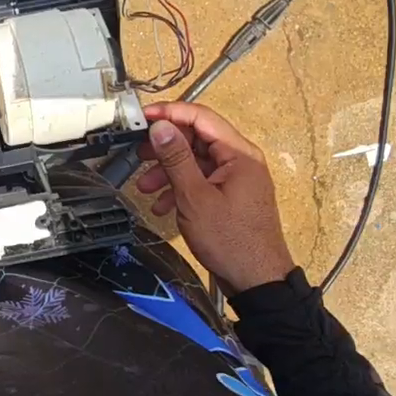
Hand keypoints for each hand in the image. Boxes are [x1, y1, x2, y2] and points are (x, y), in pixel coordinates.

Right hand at [135, 101, 295, 291]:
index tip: (141, 118)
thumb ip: (176, 158)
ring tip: (144, 186)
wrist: (257, 283)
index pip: (201, 117)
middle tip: (137, 153)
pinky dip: (179, 188)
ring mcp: (236, 179)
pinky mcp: (230, 196)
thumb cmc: (229, 240)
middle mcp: (240, 160)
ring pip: (195, 161)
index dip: (169, 113)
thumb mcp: (195, 197)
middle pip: (196, 139)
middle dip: (164, 146)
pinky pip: (201, 180)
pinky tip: (162, 205)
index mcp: (238, 154)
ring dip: (167, 170)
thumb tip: (159, 126)